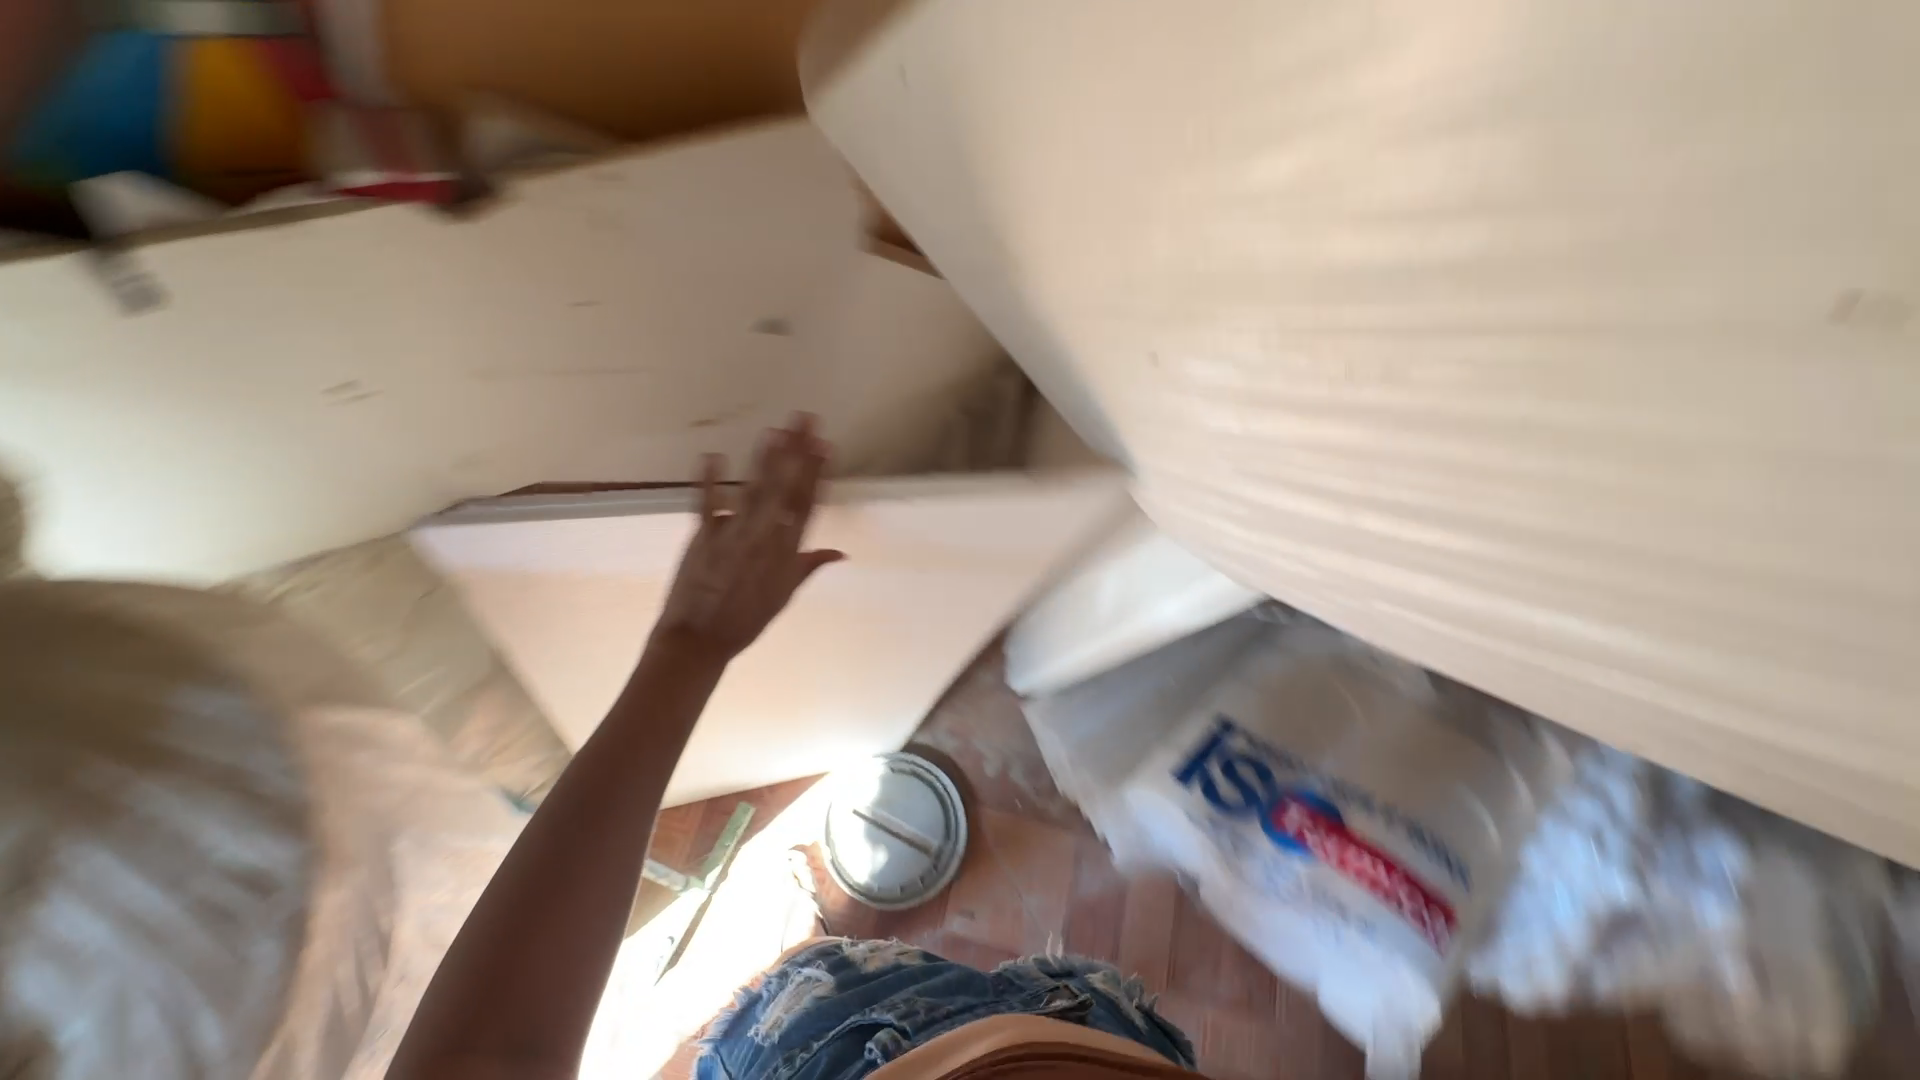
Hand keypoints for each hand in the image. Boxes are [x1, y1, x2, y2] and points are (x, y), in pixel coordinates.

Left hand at [651, 414, 844, 662]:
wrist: (699, 640)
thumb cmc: (746, 620)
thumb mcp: (784, 596)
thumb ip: (809, 566)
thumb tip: (840, 552)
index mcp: (786, 554)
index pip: (807, 505)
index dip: (817, 473)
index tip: (824, 444)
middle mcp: (765, 540)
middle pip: (785, 490)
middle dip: (796, 452)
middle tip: (804, 420)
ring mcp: (733, 537)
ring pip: (754, 492)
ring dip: (764, 461)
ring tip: (775, 431)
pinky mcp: (702, 538)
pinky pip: (706, 505)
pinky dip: (709, 481)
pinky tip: (713, 455)